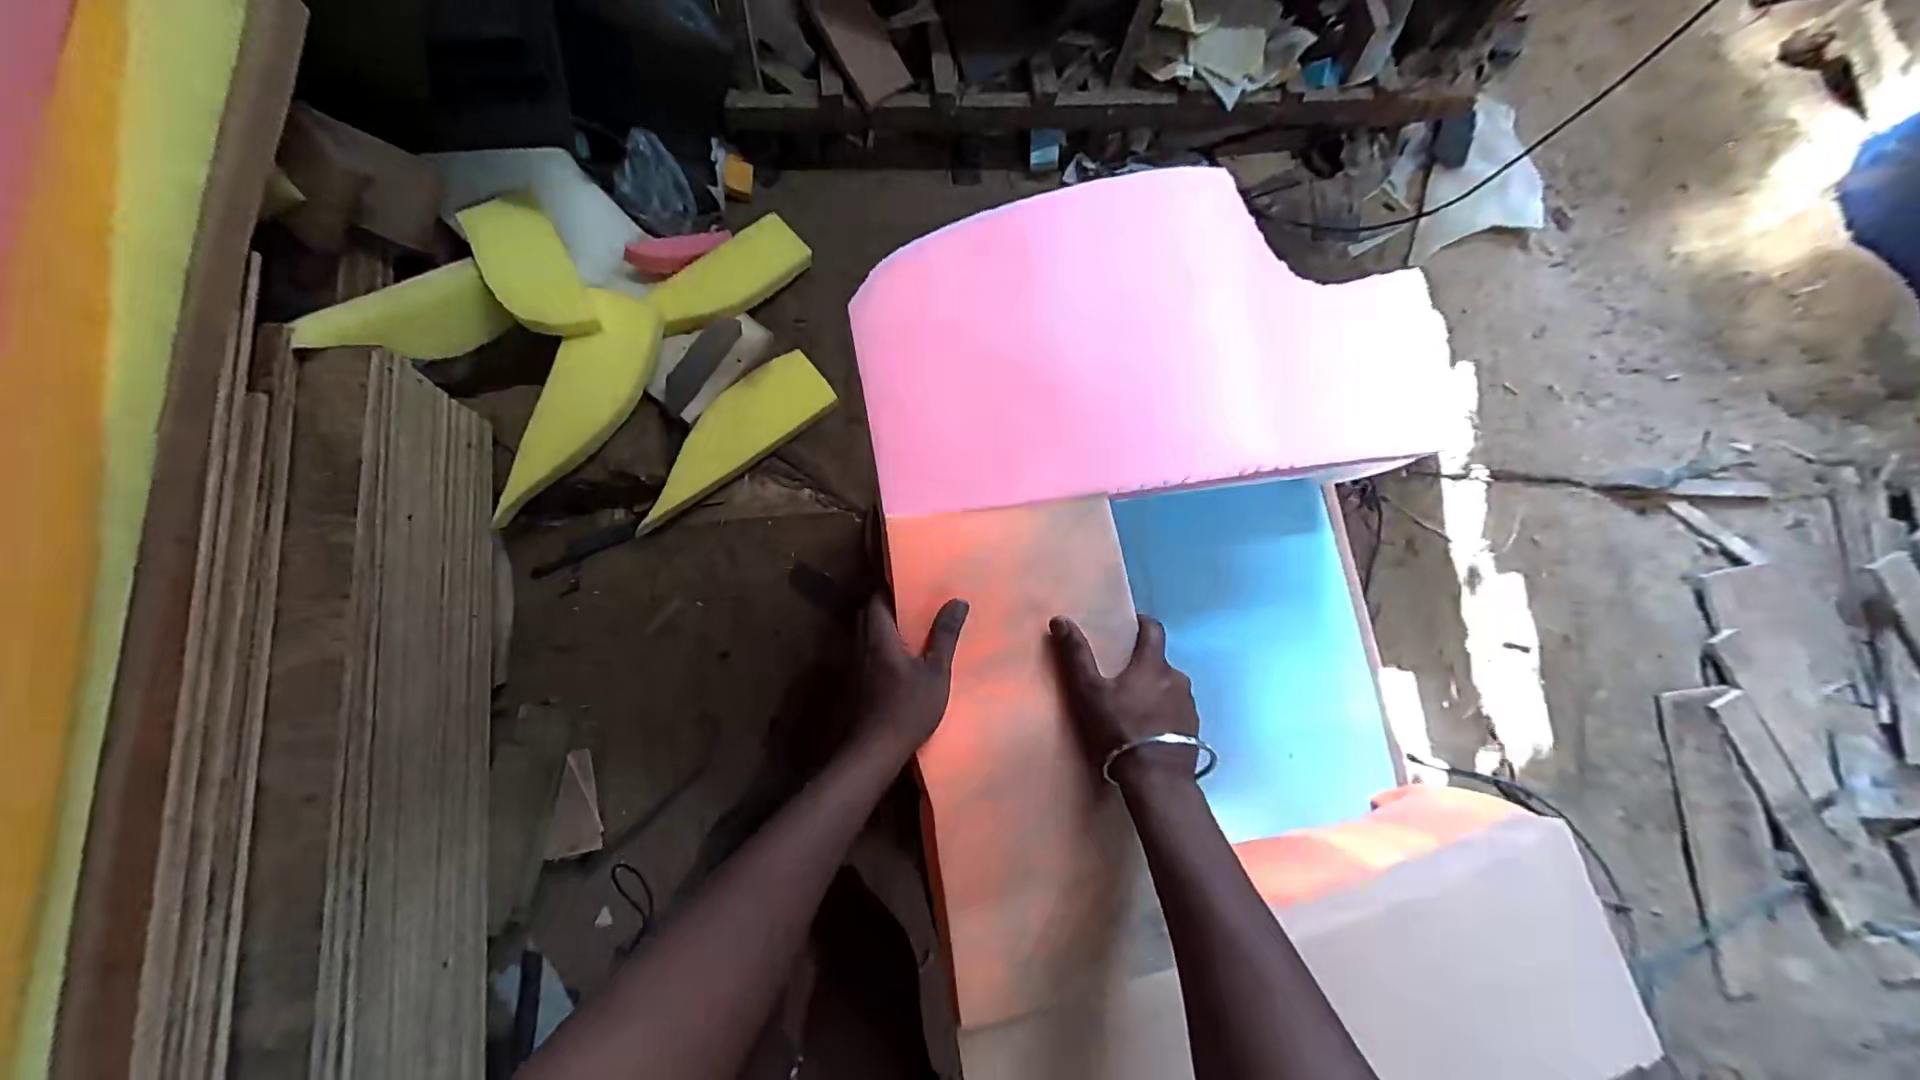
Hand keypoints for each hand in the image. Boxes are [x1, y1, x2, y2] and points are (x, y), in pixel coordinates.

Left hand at [853, 596, 968, 759]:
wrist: (875, 749)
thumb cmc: (907, 707)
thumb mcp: (935, 672)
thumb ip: (945, 635)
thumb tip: (958, 601)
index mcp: (879, 636)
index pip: (876, 599)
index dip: (888, 587)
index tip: (908, 581)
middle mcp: (861, 645)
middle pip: (867, 614)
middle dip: (886, 604)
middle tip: (912, 602)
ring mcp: (855, 665)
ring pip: (865, 634)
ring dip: (882, 626)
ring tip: (909, 626)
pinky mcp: (855, 682)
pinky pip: (866, 652)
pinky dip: (880, 646)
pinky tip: (898, 657)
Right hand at [1048, 614, 1200, 786]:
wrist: (1156, 779)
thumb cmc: (1119, 730)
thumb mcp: (1089, 692)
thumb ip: (1076, 655)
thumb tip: (1060, 619)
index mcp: (1153, 664)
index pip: (1154, 630)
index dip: (1143, 624)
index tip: (1132, 626)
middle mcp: (1176, 678)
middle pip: (1160, 662)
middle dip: (1143, 666)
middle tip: (1122, 679)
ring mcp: (1188, 705)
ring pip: (1169, 688)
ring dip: (1155, 691)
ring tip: (1134, 709)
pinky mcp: (1193, 729)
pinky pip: (1177, 712)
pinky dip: (1164, 714)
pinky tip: (1149, 731)